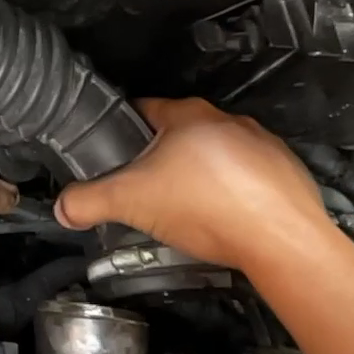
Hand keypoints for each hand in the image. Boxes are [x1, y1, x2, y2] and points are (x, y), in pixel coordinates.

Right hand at [54, 98, 328, 271]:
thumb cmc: (208, 209)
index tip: (117, 149)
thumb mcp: (130, 202)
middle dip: (163, 155)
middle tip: (147, 185)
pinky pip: (251, 175)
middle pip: (180, 131)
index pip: (143, 109)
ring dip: (203, 172)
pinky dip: (237, 191)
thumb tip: (63, 207)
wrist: (284, 244)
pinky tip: (227, 217)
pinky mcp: (289, 173)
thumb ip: (89, 200)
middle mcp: (225, 120)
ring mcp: (262, 144)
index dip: (125, 129)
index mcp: (186, 115)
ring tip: (188, 206)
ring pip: (218, 152)